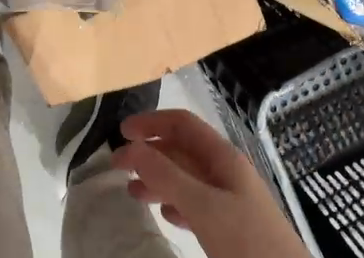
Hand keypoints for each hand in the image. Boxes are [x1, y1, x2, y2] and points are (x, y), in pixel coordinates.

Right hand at [113, 109, 308, 257]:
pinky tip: (166, 214)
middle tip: (117, 168)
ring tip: (133, 194)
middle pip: (182, 151)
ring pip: (187, 179)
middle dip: (149, 154)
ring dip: (159, 180)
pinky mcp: (232, 228)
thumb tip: (130, 147)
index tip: (120, 133)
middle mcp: (227, 173)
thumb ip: (166, 175)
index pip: (183, 124)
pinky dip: (176, 204)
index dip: (151, 122)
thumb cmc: (246, 240)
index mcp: (223, 158)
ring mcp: (231, 201)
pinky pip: (197, 205)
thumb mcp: (203, 206)